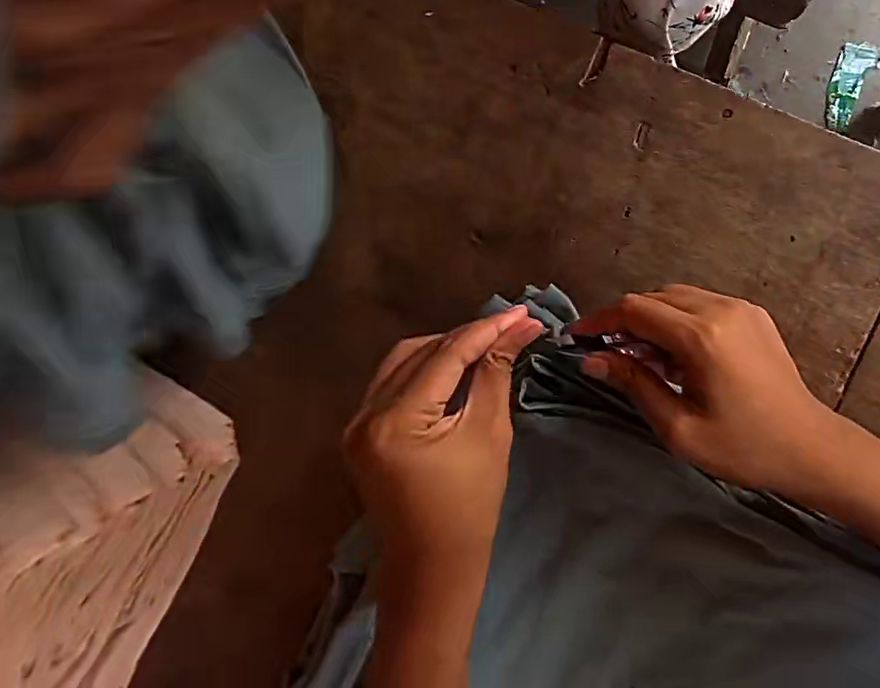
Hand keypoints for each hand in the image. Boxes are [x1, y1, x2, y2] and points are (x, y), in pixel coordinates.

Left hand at [344, 307, 545, 578]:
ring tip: (486, 342)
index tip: (522, 313)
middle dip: (468, 336)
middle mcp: (366, 415)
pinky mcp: (360, 431)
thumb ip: (497, 372)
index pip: (446, 355)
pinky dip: (425, 367)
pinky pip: (394, 380)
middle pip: (422, 351)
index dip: (487, 330)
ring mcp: (357, 423)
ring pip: (404, 360)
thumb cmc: (470, 506)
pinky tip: (455, 364)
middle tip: (510, 326)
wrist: (433, 567)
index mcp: (395, 421)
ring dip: (445, 347)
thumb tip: (521, 328)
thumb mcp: (489, 433)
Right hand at [573, 285, 852, 497]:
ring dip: (651, 320)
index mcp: (703, 337)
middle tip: (610, 357)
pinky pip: (700, 303)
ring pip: (675, 297)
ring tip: (646, 361)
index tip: (577, 337)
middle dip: (624, 322)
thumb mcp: (679, 427)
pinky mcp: (752, 313)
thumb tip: (593, 359)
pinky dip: (677, 320)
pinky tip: (678, 355)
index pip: (635, 309)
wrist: (811, 447)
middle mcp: (721, 309)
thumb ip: (634, 384)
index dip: (600, 321)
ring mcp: (740, 307)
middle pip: (653, 297)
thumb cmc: (744, 448)